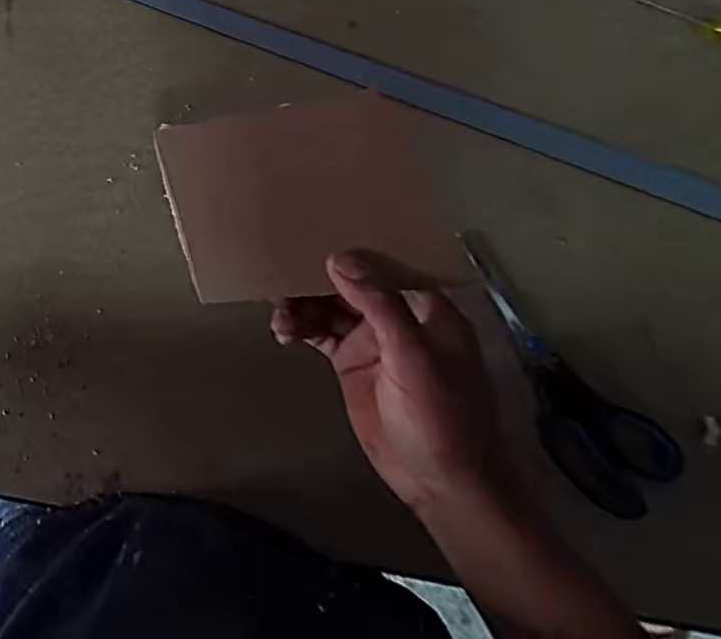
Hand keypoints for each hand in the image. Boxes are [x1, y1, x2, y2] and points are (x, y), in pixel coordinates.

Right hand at [271, 249, 505, 510]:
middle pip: (347, 283)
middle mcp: (394, 315)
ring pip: (326, 306)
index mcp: (422, 306)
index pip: (381, 264)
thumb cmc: (441, 417)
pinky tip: (283, 333)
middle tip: (278, 277)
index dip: (347, 249)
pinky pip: (318, 332)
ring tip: (279, 316)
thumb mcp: (413, 357)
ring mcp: (369, 338)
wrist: (439, 484)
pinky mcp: (349, 360)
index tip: (310, 237)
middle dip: (314, 278)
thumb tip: (338, 259)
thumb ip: (378, 305)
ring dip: (300, 305)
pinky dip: (298, 328)